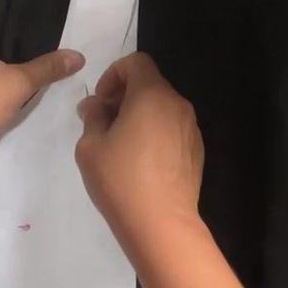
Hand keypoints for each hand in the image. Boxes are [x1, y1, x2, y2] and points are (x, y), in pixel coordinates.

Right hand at [75, 52, 204, 246]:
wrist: (162, 224)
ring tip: (119, 145)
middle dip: (124, 96)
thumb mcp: (90, 146)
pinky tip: (140, 163)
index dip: (114, 74)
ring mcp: (191, 129)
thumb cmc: (121, 179)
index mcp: (152, 95)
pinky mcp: (197, 152)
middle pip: (150, 85)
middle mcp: (177, 105)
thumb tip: (96, 106)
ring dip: (140, 116)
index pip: (137, 62)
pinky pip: (172, 130)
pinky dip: (155, 133)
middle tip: (102, 122)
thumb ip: (93, 117)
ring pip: (162, 108)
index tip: (100, 100)